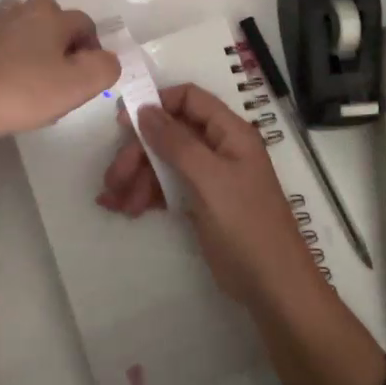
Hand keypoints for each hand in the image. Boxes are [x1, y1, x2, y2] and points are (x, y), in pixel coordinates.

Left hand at [0, 0, 118, 203]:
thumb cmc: (26, 93)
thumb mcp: (79, 85)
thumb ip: (105, 67)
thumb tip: (105, 59)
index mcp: (53, 16)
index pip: (86, 24)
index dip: (93, 49)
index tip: (87, 79)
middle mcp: (24, 10)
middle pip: (55, 18)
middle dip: (63, 42)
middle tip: (62, 77)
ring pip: (26, 25)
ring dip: (35, 42)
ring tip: (35, 74)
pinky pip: (2, 39)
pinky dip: (9, 50)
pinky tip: (8, 73)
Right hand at [99, 84, 326, 308]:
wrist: (272, 284)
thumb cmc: (246, 224)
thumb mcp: (210, 178)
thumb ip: (176, 142)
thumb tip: (144, 108)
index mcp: (230, 133)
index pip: (189, 99)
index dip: (156, 104)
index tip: (123, 123)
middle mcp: (219, 148)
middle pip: (170, 134)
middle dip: (138, 153)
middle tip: (114, 177)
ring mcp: (209, 177)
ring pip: (164, 162)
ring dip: (136, 177)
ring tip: (113, 201)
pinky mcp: (200, 203)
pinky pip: (167, 187)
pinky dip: (146, 194)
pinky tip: (125, 208)